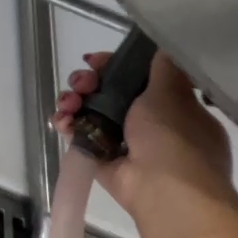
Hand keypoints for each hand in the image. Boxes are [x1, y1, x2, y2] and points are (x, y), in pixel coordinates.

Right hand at [52, 50, 235, 217]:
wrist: (164, 191)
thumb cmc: (174, 140)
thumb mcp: (172, 95)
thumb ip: (164, 68)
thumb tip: (164, 45)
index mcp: (174, 112)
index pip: (136, 80)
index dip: (112, 67)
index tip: (94, 61)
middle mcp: (151, 127)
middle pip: (107, 92)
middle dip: (86, 83)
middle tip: (81, 84)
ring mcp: (125, 144)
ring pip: (89, 110)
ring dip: (72, 101)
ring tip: (69, 105)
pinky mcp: (101, 157)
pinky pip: (79, 133)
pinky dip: (68, 123)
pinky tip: (63, 120)